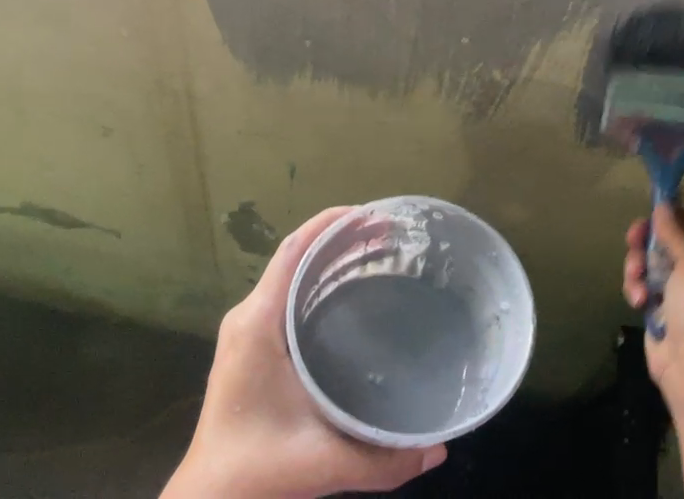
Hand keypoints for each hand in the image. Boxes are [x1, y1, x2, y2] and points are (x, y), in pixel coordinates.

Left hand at [163, 207, 447, 497]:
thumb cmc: (257, 468)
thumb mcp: (323, 463)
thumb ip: (382, 460)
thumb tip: (437, 449)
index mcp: (258, 323)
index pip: (293, 251)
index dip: (331, 223)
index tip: (374, 215)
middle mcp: (249, 317)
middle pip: (296, 256)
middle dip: (341, 238)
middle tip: (391, 236)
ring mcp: (246, 331)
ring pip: (290, 275)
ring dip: (329, 259)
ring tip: (377, 256)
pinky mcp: (250, 347)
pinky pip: (286, 296)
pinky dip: (317, 283)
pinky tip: (349, 299)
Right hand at [622, 203, 683, 408]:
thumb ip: (675, 233)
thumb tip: (662, 204)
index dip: (672, 206)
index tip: (649, 203)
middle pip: (664, 232)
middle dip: (646, 239)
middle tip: (633, 242)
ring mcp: (676, 282)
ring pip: (648, 255)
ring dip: (637, 267)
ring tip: (638, 286)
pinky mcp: (658, 299)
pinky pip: (640, 279)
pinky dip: (635, 287)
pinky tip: (639, 302)